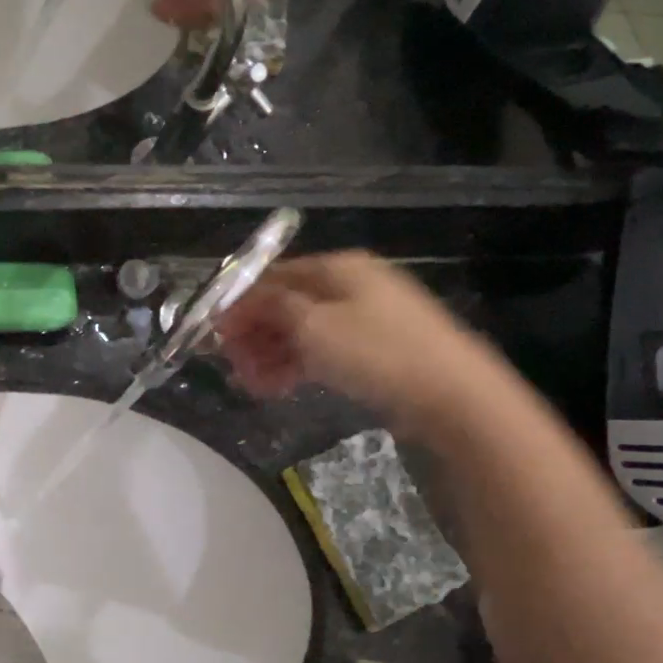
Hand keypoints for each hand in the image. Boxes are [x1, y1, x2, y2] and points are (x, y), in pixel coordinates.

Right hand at [215, 252, 516, 436]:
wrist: (450, 394)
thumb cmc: (376, 352)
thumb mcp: (313, 326)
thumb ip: (272, 307)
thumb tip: (242, 300)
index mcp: (337, 268)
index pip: (273, 277)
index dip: (240, 304)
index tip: (212, 334)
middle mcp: (350, 285)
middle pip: (286, 304)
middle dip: (254, 334)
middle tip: (231, 366)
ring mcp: (364, 318)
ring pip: (302, 331)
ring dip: (271, 355)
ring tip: (251, 385)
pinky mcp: (373, 350)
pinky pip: (323, 351)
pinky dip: (297, 366)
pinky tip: (278, 388)